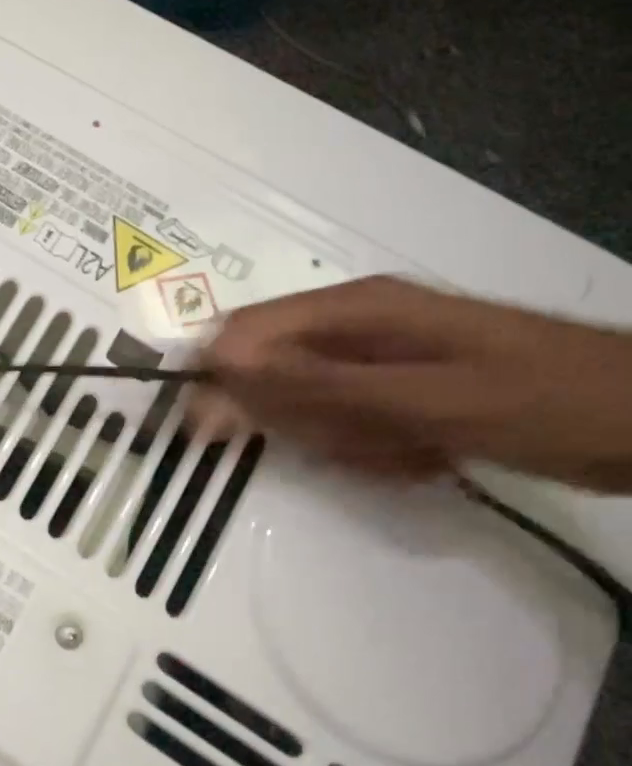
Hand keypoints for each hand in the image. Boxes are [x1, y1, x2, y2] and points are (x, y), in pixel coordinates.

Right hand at [190, 275, 631, 490]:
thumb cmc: (550, 402)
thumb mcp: (430, 399)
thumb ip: (319, 382)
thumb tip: (220, 364)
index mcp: (355, 308)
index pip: (244, 332)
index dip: (218, 377)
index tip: (215, 433)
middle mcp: (355, 324)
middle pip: (271, 372)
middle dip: (301, 420)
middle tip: (357, 447)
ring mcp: (379, 357)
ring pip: (308, 405)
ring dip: (343, 440)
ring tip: (405, 454)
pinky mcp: (400, 388)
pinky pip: (347, 422)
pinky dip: (372, 449)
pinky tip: (421, 457)